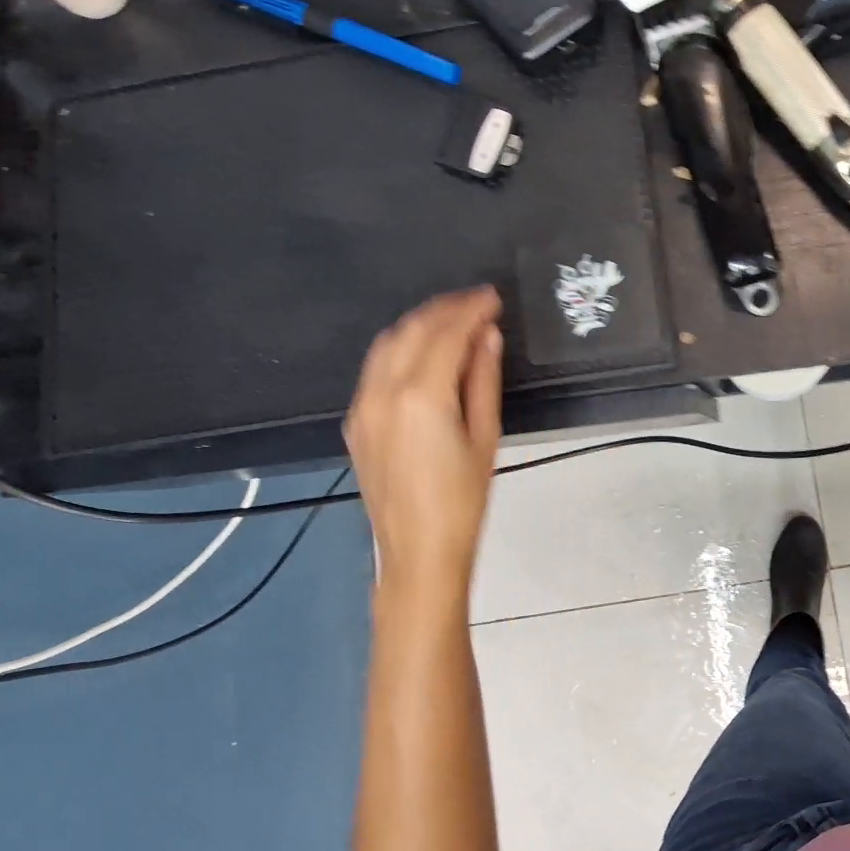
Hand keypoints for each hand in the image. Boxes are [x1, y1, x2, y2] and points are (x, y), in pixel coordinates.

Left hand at [345, 287, 503, 589]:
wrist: (417, 553)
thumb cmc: (463, 500)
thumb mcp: (485, 438)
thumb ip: (483, 380)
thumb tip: (487, 336)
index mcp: (421, 396)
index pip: (446, 333)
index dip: (471, 309)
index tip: (494, 297)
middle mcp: (383, 392)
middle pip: (413, 330)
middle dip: (445, 309)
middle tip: (478, 302)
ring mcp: (362, 406)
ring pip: (387, 343)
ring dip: (420, 323)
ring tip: (453, 319)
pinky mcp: (355, 421)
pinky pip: (375, 368)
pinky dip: (401, 347)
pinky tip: (423, 351)